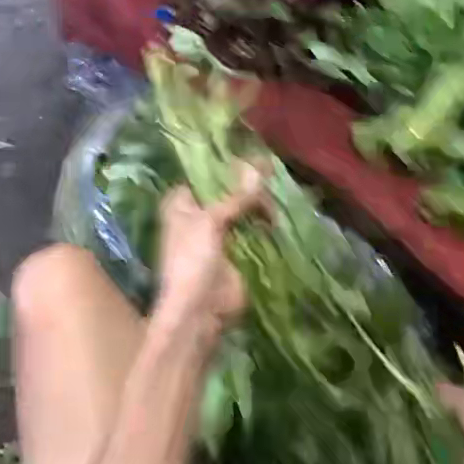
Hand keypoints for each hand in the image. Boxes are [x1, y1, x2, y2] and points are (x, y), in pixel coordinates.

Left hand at [152, 162, 266, 329]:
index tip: (253, 151)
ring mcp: (218, 233)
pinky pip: (254, 230)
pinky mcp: (237, 251)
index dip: (226, 163)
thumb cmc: (192, 260)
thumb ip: (237, 196)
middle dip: (248, 183)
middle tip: (273, 171)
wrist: (199, 312)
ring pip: (243, 210)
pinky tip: (281, 215)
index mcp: (181, 202)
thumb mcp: (211, 221)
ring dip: (260, 203)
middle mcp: (198, 214)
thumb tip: (261, 163)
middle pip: (227, 190)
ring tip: (281, 193)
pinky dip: (266, 223)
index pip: (205, 173)